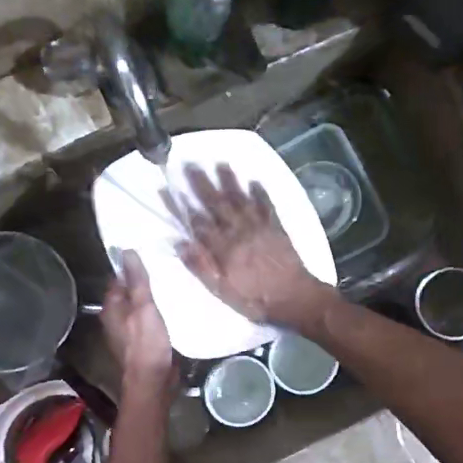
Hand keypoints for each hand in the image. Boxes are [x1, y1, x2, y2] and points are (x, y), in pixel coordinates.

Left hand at [101, 250, 172, 386]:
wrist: (153, 382)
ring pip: (143, 308)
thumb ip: (137, 280)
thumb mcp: (143, 307)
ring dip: (156, 299)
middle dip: (147, 282)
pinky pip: (152, 322)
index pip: (119, 279)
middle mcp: (116, 319)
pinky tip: (178, 308)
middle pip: (131, 294)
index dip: (133, 267)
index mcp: (111, 308)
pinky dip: (161, 314)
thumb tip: (126, 251)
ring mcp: (130, 332)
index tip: (152, 255)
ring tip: (177, 284)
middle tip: (169, 267)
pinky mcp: (144, 343)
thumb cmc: (145, 344)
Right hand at [170, 164, 338, 328]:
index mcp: (222, 248)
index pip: (196, 222)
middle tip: (190, 164)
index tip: (167, 188)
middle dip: (202, 184)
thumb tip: (179, 243)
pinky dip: (260, 192)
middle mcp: (238, 232)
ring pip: (241, 199)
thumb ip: (200, 266)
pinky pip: (266, 205)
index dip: (180, 206)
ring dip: (230, 181)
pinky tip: (254, 180)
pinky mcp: (276, 228)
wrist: (294, 298)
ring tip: (220, 163)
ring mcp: (259, 227)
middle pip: (217, 204)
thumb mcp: (221, 290)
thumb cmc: (255, 299)